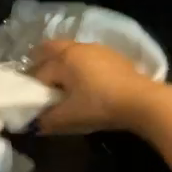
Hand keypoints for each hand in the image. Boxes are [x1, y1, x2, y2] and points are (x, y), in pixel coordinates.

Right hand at [30, 41, 164, 134]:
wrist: (140, 100)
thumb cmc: (100, 105)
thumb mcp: (71, 116)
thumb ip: (49, 119)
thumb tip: (36, 124)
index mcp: (63, 60)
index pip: (40, 72)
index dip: (33, 87)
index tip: (31, 98)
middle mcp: (76, 48)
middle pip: (51, 48)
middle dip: (40, 58)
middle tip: (35, 72)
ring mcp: (95, 48)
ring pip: (69, 49)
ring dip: (60, 59)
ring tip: (60, 75)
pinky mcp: (111, 54)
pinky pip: (86, 53)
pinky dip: (77, 61)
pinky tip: (83, 75)